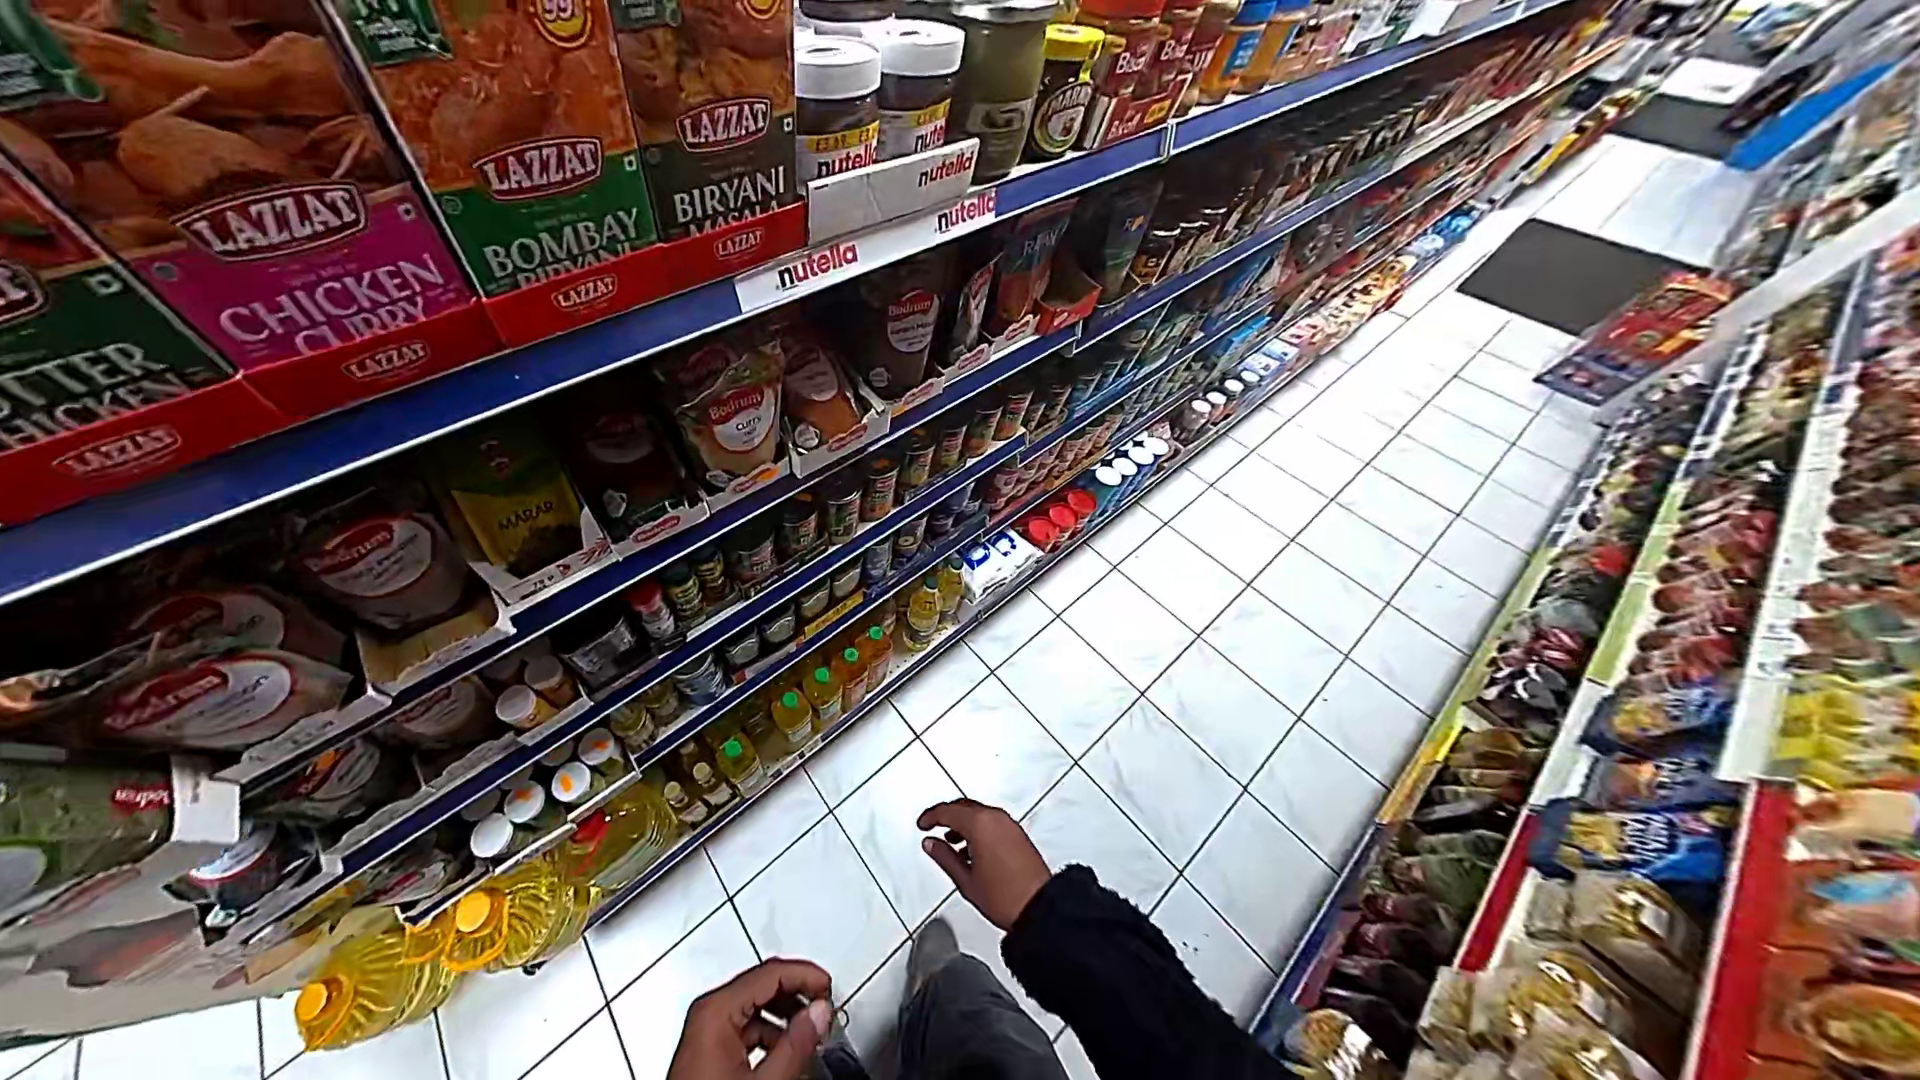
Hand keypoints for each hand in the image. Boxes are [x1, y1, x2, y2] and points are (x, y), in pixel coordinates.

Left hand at [667, 959, 832, 1079]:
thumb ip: (794, 1046)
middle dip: (797, 995)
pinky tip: (784, 1052)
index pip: (771, 972)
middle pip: (763, 985)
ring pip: (756, 1006)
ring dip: (786, 1015)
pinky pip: (746, 1026)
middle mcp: (707, 1013)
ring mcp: (705, 1031)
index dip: (806, 976)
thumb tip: (819, 1012)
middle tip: (822, 1009)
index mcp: (716, 1011)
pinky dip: (770, 1033)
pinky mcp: (707, 1050)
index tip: (828, 989)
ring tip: (808, 1033)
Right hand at [918, 798, 1051, 930]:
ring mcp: (1009, 824)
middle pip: (963, 806)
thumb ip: (944, 857)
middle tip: (932, 826)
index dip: (930, 816)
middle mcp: (995, 818)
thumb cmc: (1006, 897)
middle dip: (946, 815)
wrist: (1039, 907)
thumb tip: (931, 843)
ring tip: (950, 842)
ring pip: (978, 813)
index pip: (947, 811)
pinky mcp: (1017, 832)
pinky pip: (992, 821)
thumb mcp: (965, 880)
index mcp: (980, 824)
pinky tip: (971, 850)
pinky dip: (978, 828)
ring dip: (962, 823)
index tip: (922, 823)